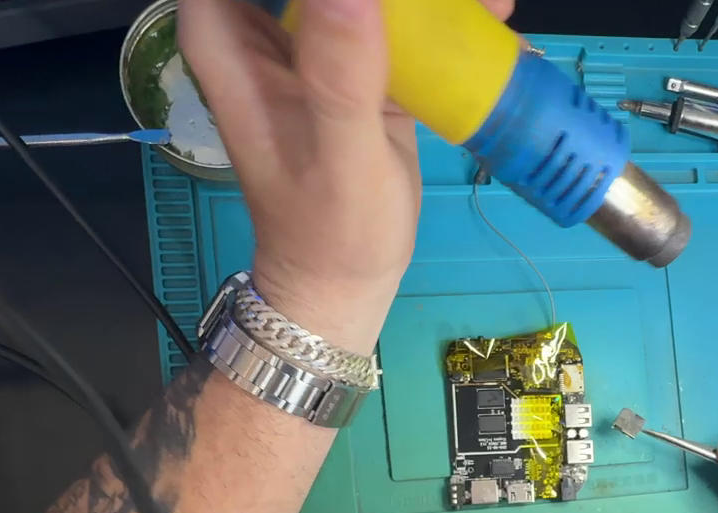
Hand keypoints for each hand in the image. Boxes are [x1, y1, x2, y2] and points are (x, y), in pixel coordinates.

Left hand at [178, 0, 513, 353]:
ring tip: (488, 3)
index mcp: (228, 30)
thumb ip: (341, 74)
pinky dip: (440, 14)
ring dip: (427, 1)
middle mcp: (263, 21)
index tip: (386, 7)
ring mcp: (313, 34)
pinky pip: (395, 13)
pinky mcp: (356, 55)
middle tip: (465, 1)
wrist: (346, 281)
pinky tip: (488, 14)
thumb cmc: (333, 234)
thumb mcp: (341, 159)